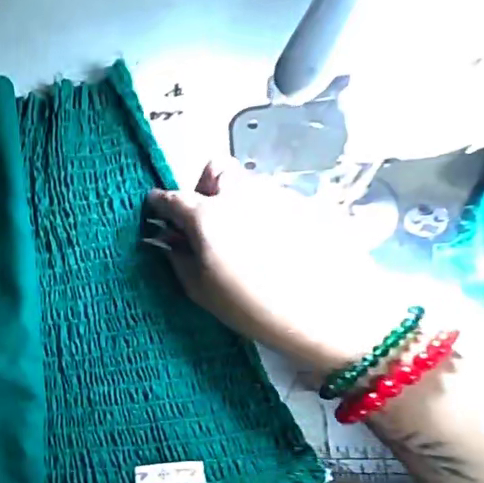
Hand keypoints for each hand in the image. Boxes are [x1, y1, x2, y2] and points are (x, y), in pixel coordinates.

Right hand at [145, 159, 431, 371]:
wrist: (325, 311)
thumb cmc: (255, 308)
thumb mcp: (202, 291)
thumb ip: (178, 259)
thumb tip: (166, 240)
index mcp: (206, 214)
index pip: (171, 198)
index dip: (159, 206)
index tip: (158, 215)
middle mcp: (238, 193)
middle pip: (213, 172)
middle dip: (203, 190)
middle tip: (206, 225)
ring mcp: (273, 193)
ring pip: (244, 185)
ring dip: (234, 203)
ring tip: (243, 244)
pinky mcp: (302, 202)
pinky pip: (271, 200)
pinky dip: (263, 215)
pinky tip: (273, 248)